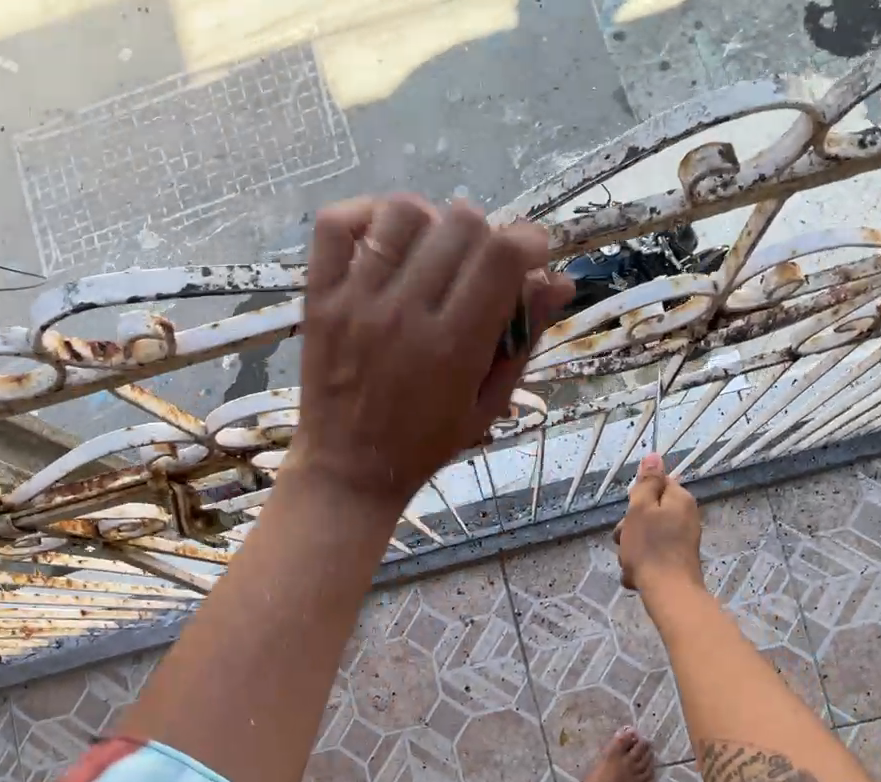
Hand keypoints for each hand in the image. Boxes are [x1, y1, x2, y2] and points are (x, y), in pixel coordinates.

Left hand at [288, 194, 572, 509]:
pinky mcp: (319, 297)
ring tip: (433, 249)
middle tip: (478, 265)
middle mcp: (405, 314)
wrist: (350, 470)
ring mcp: (356, 301)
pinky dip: (365, 214)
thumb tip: (560, 281)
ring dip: (431, 220)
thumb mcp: (488, 402)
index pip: (503, 254)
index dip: (529, 241)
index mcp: (454, 345)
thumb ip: (524, 339)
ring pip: (403, 212)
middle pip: (461, 223)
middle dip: (485, 234)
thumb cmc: (427, 442)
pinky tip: (385, 238)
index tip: (530, 256)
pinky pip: (336, 223)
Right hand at [614, 454, 702, 592]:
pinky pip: (652, 555)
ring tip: (631, 561)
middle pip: (649, 512)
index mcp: (680, 500)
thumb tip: (654, 455)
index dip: (637, 498)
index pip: (656, 484)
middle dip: (631, 527)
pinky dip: (642, 563)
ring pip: (647, 536)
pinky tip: (637, 574)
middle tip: (626, 539)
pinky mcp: (677, 560)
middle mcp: (685, 517)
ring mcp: (682, 541)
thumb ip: (647, 482)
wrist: (668, 593)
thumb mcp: (641, 508)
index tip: (631, 513)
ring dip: (632, 548)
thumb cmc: (651, 547)